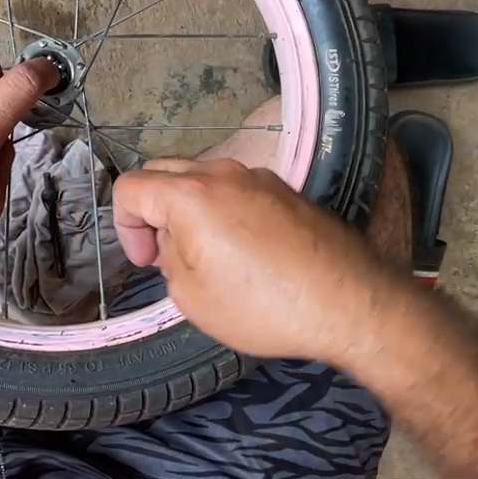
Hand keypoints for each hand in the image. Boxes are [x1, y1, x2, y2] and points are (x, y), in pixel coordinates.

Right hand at [111, 158, 409, 364]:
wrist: (352, 304)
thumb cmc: (264, 306)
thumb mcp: (190, 296)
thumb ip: (168, 257)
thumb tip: (176, 241)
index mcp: (189, 194)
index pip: (129, 188)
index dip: (125, 227)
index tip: (146, 260)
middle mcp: (221, 173)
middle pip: (161, 172)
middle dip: (151, 210)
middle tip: (164, 254)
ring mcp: (257, 177)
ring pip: (199, 177)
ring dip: (186, 207)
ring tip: (204, 253)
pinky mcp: (285, 190)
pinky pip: (233, 188)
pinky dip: (220, 208)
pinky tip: (241, 249)